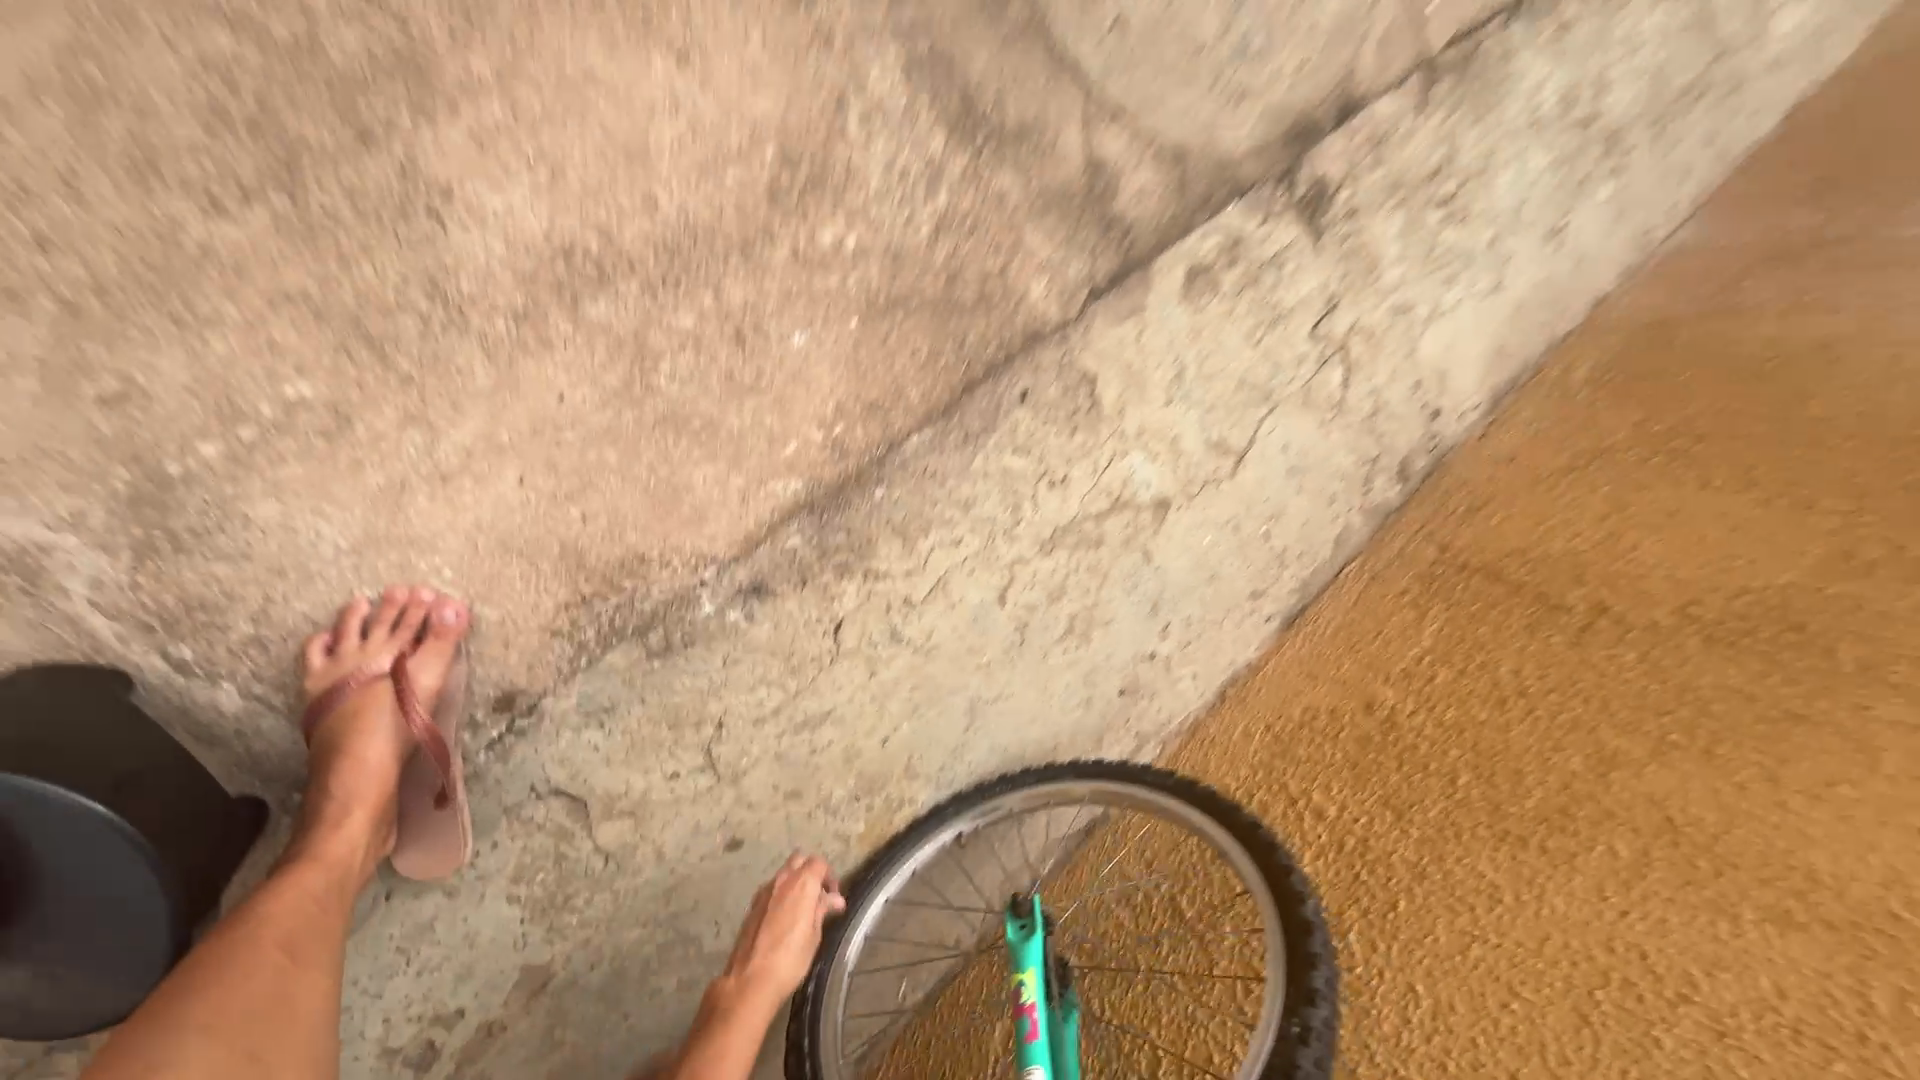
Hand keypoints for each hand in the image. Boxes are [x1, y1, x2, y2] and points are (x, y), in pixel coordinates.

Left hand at [719, 852, 847, 1009]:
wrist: (750, 980)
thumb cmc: (790, 959)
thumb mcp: (814, 935)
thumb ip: (822, 910)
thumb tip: (834, 899)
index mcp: (801, 884)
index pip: (819, 863)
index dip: (829, 876)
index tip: (833, 898)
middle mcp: (781, 881)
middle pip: (799, 860)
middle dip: (811, 872)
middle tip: (819, 896)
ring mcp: (763, 892)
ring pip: (783, 874)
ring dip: (795, 883)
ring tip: (803, 910)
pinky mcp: (752, 906)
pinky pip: (771, 889)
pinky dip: (782, 894)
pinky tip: (785, 919)